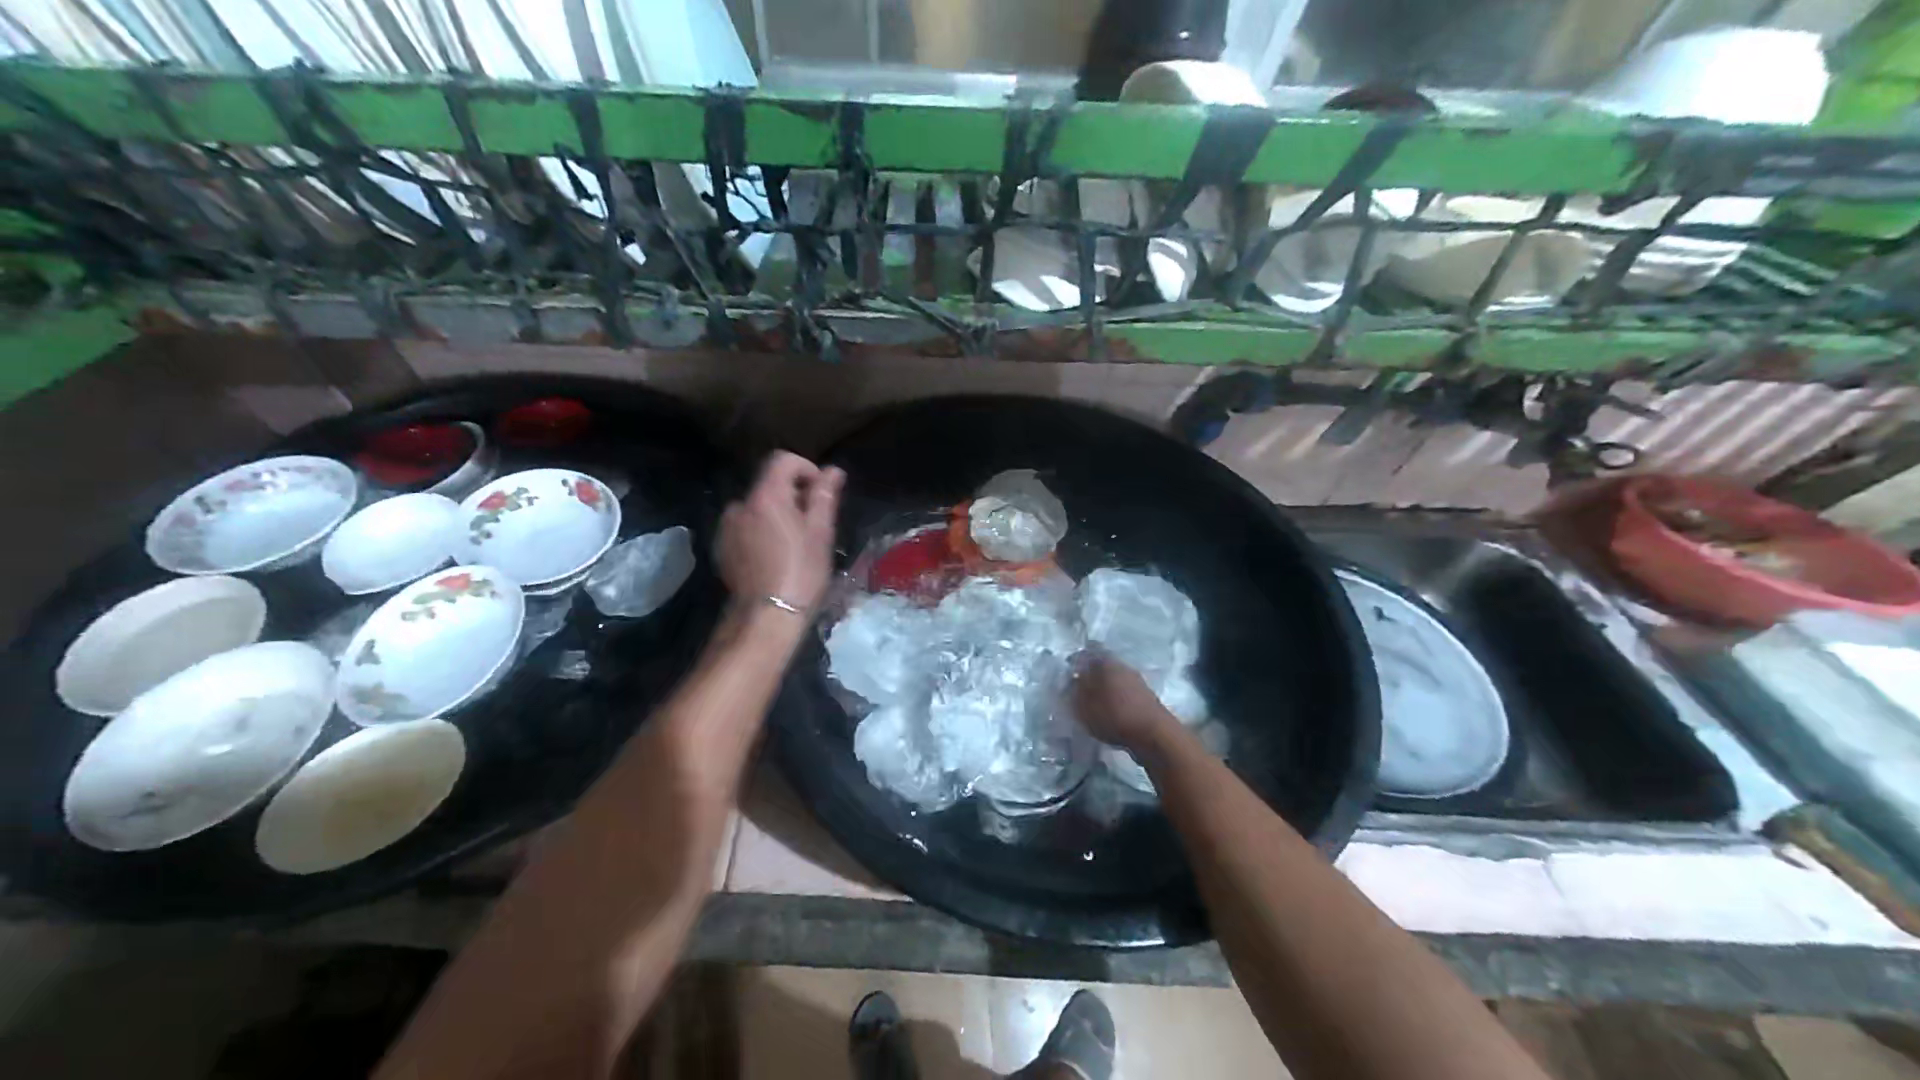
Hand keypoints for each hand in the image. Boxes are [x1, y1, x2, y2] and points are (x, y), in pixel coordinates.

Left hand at [717, 451, 844, 614]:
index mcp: (766, 496)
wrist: (766, 616)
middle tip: (813, 526)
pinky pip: (744, 528)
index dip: (807, 469)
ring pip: (757, 508)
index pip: (783, 460)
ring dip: (775, 516)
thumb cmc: (801, 572)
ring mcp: (727, 527)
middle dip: (793, 497)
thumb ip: (824, 496)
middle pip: (770, 485)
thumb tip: (833, 470)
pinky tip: (773, 557)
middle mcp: (740, 504)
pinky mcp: (721, 548)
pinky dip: (759, 532)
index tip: (821, 493)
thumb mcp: (821, 533)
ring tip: (792, 544)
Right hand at [1071, 652, 1179, 752]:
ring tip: (1093, 706)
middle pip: (1100, 666)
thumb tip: (1071, 680)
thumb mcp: (1083, 706)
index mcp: (1105, 661)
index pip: (1085, 654)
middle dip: (1089, 677)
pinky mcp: (1146, 697)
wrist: (1155, 735)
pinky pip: (1124, 693)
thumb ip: (1074, 691)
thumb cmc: (1114, 716)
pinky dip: (1115, 700)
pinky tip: (1110, 714)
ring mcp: (1137, 681)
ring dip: (1103, 689)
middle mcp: (1122, 666)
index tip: (1066, 677)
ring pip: (1113, 680)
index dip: (1074, 663)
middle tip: (1077, 692)